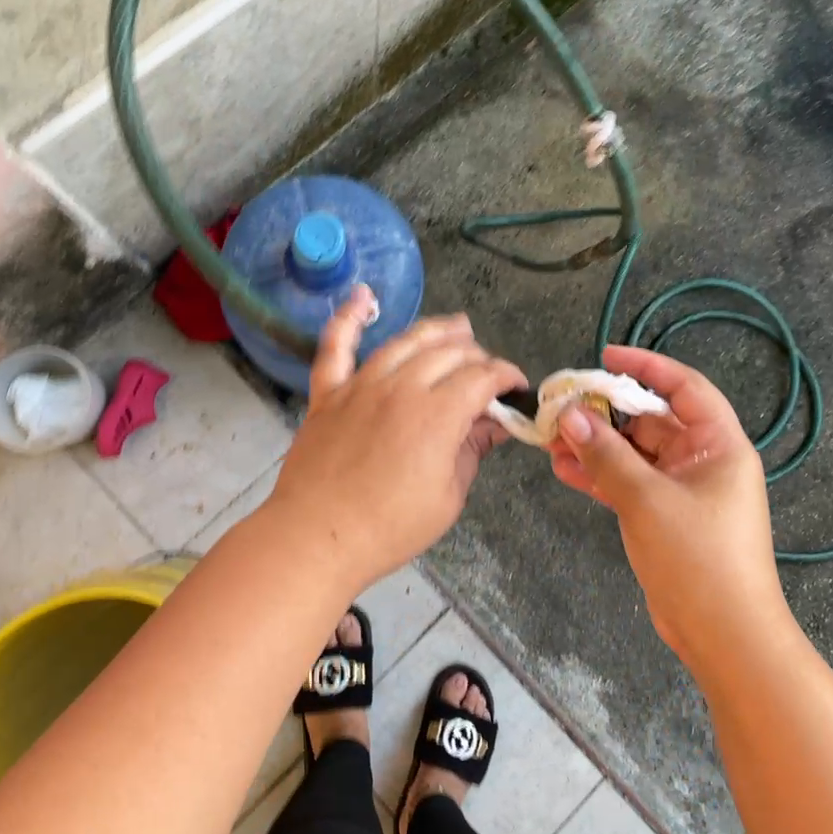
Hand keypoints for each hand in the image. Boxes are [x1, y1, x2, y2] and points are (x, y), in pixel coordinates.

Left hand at [268, 286, 526, 587]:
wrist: (316, 538)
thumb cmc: (390, 527)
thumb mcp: (449, 497)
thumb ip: (473, 450)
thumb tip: (497, 423)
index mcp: (437, 414)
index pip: (482, 376)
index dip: (506, 375)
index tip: (516, 386)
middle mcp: (401, 386)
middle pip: (449, 353)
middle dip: (478, 356)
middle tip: (488, 370)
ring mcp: (360, 384)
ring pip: (405, 341)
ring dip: (437, 330)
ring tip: (458, 326)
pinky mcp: (328, 392)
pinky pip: (337, 345)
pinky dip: (349, 316)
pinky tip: (363, 295)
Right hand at [548, 346, 787, 664]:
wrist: (724, 634)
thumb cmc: (697, 556)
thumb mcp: (646, 499)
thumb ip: (606, 454)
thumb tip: (570, 414)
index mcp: (719, 444)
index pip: (684, 387)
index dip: (646, 366)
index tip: (605, 356)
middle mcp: (704, 460)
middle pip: (652, 421)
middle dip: (607, 414)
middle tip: (562, 407)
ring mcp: (684, 490)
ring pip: (635, 453)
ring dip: (597, 446)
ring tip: (552, 441)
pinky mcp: (666, 516)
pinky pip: (630, 483)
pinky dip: (601, 476)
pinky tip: (565, 470)